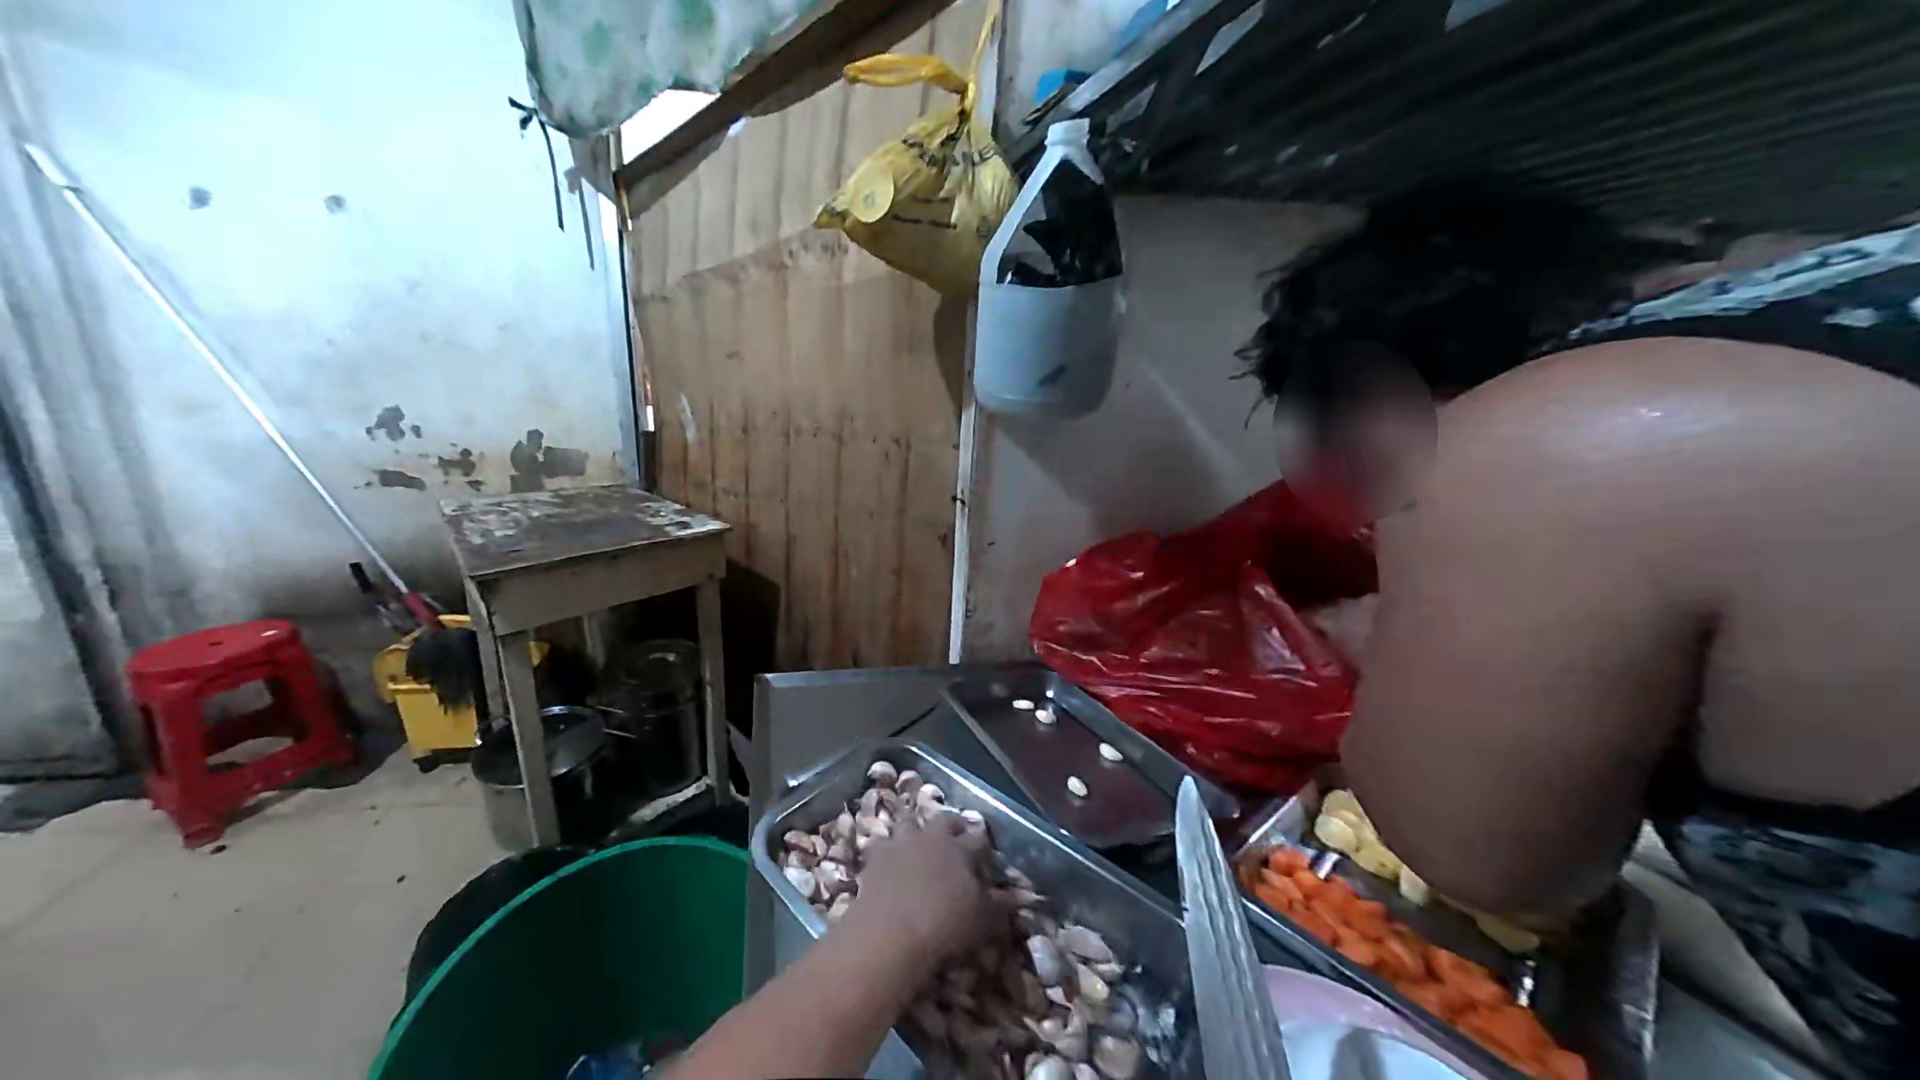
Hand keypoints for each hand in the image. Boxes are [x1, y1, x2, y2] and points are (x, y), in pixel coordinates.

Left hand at [844, 815, 991, 962]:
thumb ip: (1001, 903)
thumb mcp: (983, 918)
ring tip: (919, 844)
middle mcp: (931, 837)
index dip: (983, 845)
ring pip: (910, 823)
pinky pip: (882, 845)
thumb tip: (1019, 896)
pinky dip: (888, 850)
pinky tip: (890, 862)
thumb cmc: (945, 924)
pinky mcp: (875, 857)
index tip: (986, 854)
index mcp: (960, 848)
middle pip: (945, 820)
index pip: (978, 838)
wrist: (890, 932)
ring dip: (916, 830)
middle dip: (953, 826)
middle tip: (956, 838)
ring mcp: (901, 843)